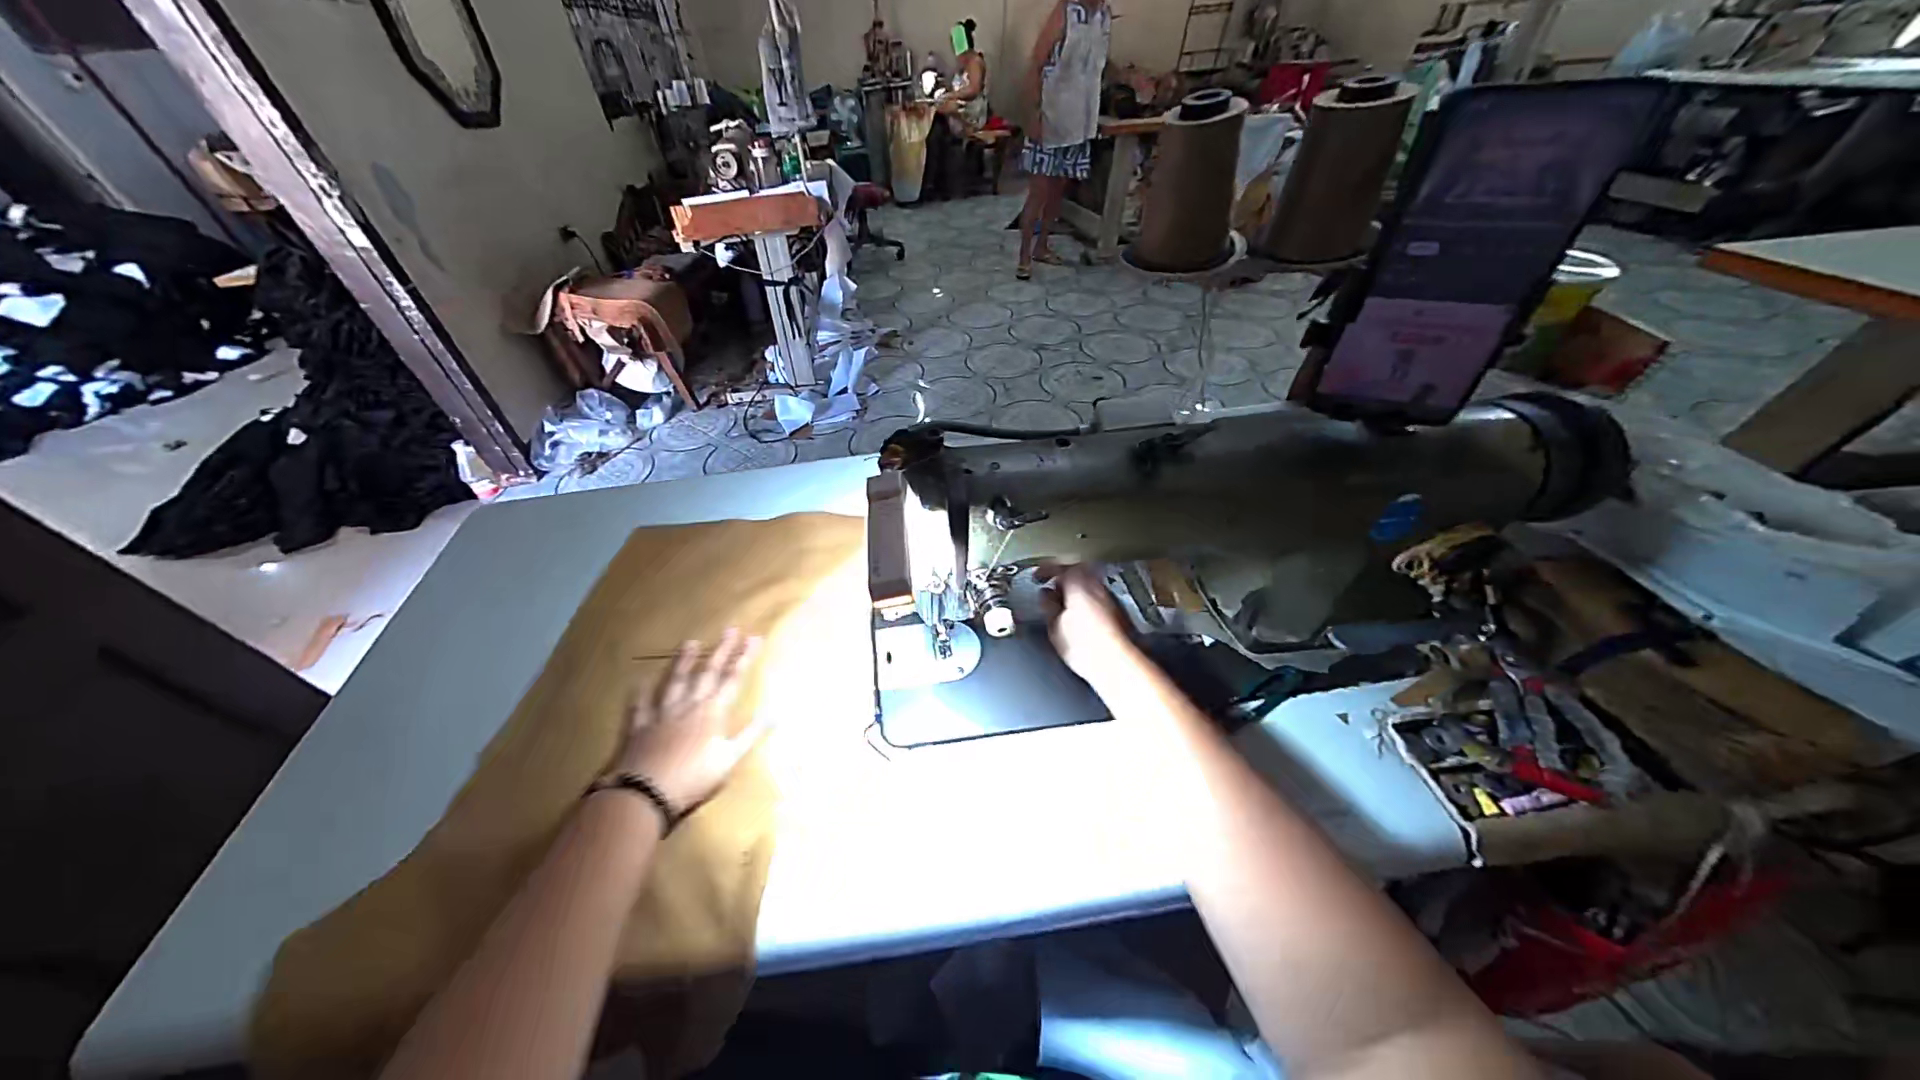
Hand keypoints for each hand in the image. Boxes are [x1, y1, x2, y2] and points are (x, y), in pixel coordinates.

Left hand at [609, 629, 765, 814]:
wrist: (645, 792)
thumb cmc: (694, 779)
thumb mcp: (729, 759)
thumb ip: (751, 734)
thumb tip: (775, 712)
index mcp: (713, 712)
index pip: (733, 679)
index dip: (744, 658)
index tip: (754, 638)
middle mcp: (689, 705)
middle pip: (707, 673)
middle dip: (721, 651)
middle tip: (730, 629)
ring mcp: (662, 713)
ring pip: (675, 681)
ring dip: (683, 662)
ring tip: (690, 643)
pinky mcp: (640, 726)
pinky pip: (641, 705)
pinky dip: (641, 693)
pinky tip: (640, 682)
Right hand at [1038, 563, 1134, 683]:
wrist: (1114, 663)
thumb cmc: (1087, 646)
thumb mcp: (1053, 625)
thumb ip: (1047, 605)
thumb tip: (1045, 598)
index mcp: (1078, 581)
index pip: (1059, 567)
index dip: (1045, 570)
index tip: (1038, 576)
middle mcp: (1096, 586)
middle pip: (1075, 574)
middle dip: (1060, 582)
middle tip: (1048, 591)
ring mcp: (1108, 599)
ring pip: (1087, 587)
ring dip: (1072, 593)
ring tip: (1060, 606)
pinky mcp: (1116, 613)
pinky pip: (1095, 601)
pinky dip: (1083, 604)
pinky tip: (1076, 619)